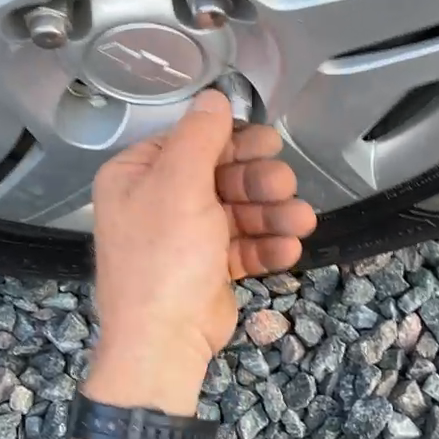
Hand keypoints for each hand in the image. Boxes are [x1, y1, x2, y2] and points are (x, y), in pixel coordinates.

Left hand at [86, 91, 315, 410]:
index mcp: (138, 175)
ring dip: (272, 215)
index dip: (232, 142)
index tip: (268, 144)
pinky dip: (266, 246)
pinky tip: (289, 248)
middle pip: (222, 177)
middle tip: (285, 184)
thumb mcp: (179, 185)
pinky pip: (243, 247)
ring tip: (301, 221)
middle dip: (259, 183)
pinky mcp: (209, 269)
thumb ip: (200, 136)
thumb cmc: (163, 258)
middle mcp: (159, 202)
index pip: (192, 143)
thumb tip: (214, 97)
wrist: (162, 342)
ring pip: (239, 213)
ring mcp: (186, 238)